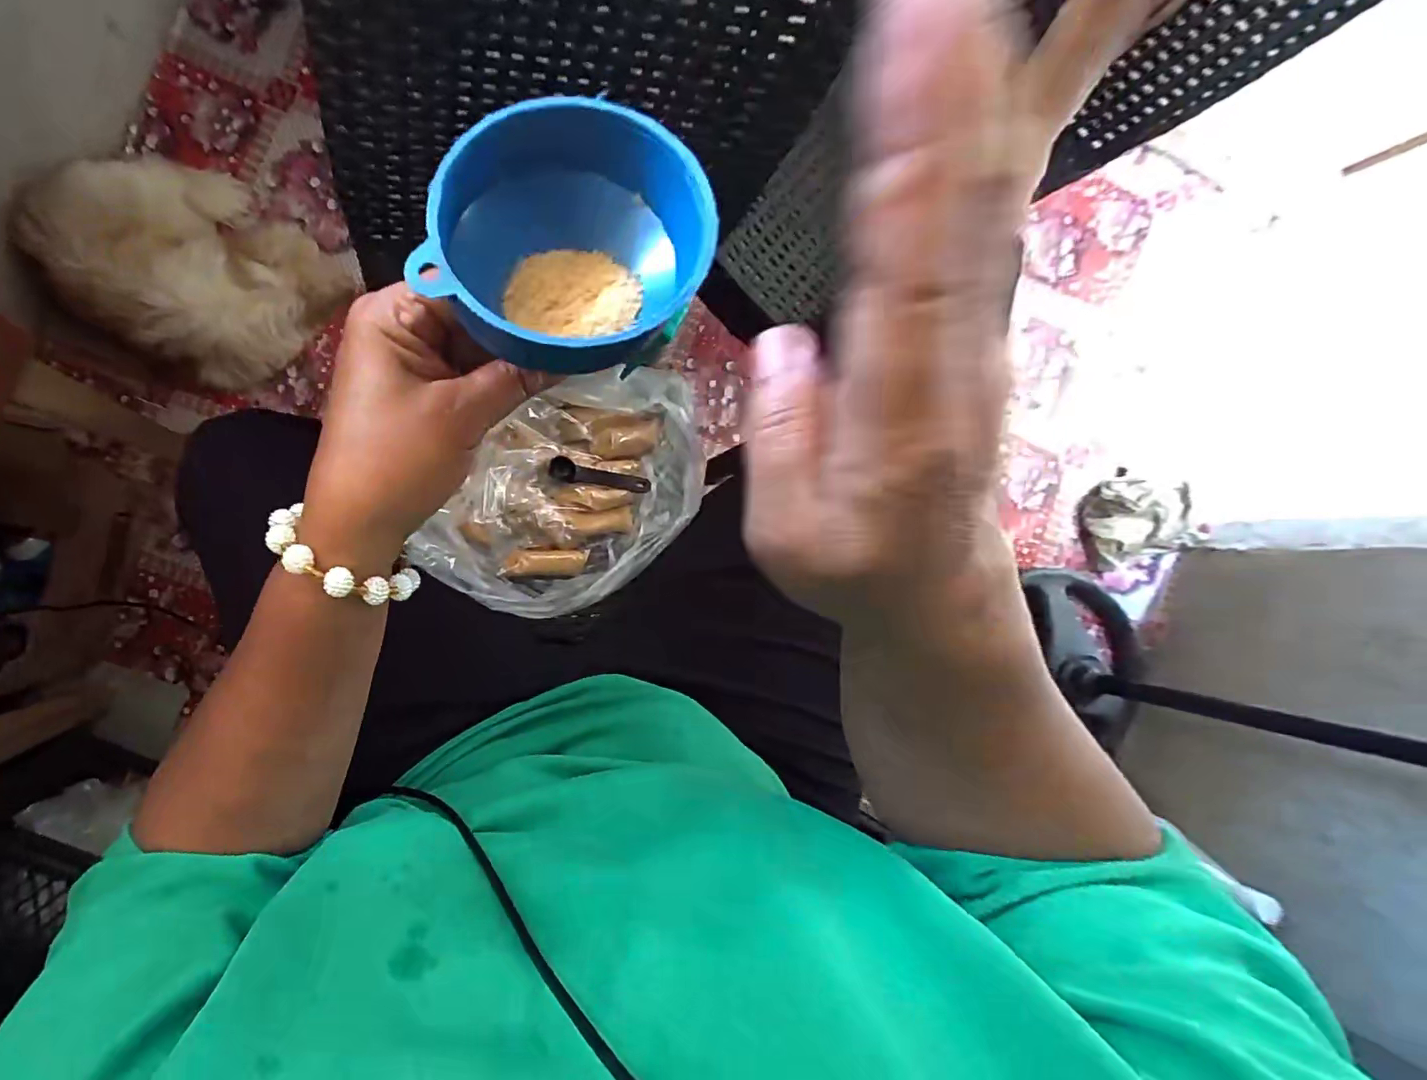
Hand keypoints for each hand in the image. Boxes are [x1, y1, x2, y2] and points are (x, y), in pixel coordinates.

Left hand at [302, 283, 550, 570]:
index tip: (564, 289)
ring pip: (467, 341)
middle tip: (575, 316)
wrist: (357, 524)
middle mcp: (394, 324)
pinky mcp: (414, 387)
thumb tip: (571, 351)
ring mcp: (404, 358)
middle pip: (466, 308)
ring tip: (567, 338)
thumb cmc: (398, 462)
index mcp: (390, 313)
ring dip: (508, 349)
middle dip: (515, 320)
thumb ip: (517, 376)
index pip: (461, 281)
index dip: (511, 285)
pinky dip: (492, 373)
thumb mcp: (462, 416)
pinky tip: (537, 366)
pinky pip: (460, 368)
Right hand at [741, 0, 1026, 651]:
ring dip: (1009, 72)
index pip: (911, 257)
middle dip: (963, 70)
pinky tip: (1014, 61)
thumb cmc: (852, 569)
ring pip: (998, 184)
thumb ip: (783, 438)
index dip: (913, 144)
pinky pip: (992, 208)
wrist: (932, 588)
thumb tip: (782, 340)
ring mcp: (974, 326)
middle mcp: (956, 346)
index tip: (911, 29)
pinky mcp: (970, 320)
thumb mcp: (789, 533)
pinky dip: (1004, 123)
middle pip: (971, 194)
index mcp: (904, 403)